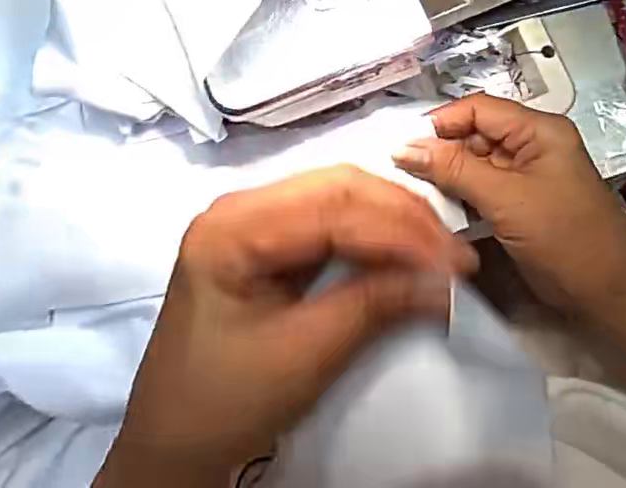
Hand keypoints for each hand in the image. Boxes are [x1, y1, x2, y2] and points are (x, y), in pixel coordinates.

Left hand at [96, 167, 477, 487]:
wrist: (173, 440)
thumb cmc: (225, 402)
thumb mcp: (303, 355)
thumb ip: (372, 304)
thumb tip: (443, 279)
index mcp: (231, 226)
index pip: (330, 207)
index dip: (397, 229)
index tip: (452, 261)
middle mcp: (240, 204)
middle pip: (335, 186)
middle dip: (400, 214)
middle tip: (453, 252)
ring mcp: (253, 215)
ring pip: (337, 192)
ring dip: (391, 216)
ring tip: (438, 248)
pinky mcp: (268, 234)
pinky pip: (329, 213)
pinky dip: (372, 228)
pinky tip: (402, 246)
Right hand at [392, 95, 625, 322]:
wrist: (614, 304)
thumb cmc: (566, 242)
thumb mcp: (506, 200)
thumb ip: (454, 169)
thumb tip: (405, 147)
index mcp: (540, 130)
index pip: (479, 109)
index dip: (440, 122)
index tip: (404, 143)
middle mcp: (534, 144)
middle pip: (476, 134)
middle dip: (442, 151)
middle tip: (405, 172)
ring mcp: (530, 173)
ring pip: (477, 161)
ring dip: (449, 175)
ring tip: (417, 191)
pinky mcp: (524, 201)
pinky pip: (485, 186)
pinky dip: (463, 194)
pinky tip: (442, 208)